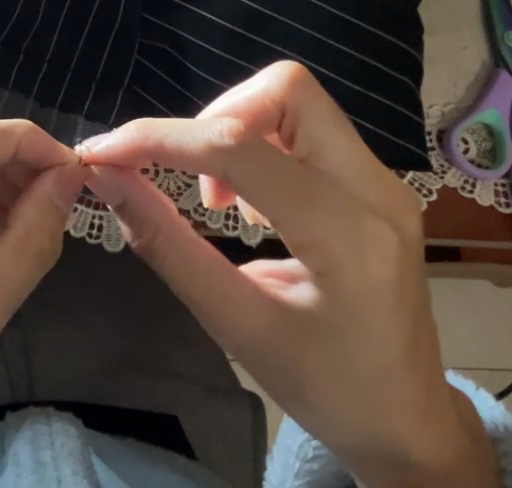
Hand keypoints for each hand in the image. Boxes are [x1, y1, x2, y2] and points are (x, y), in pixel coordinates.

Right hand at [76, 63, 497, 487]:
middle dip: (213, 117)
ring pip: (294, 100)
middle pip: (284, 90)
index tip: (104, 153)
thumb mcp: (233, 323)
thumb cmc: (323, 386)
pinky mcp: (374, 182)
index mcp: (348, 236)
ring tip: (220, 201)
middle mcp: (376, 190)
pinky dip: (257, 145)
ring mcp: (383, 181)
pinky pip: (304, 127)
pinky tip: (250, 204)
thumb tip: (106, 179)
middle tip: (188, 179)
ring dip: (235, 130)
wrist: (408, 421)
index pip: (238, 148)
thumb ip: (164, 243)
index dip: (158, 140)